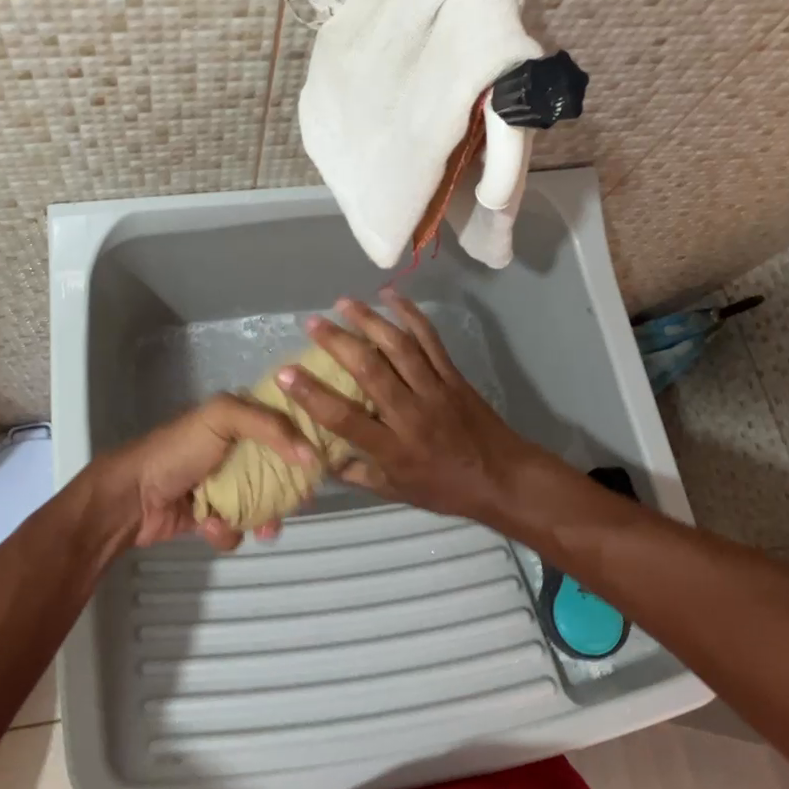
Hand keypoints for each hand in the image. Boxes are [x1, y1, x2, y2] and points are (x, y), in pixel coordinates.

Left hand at [93, 394, 317, 551]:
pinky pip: (235, 529)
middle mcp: (234, 450)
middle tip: (300, 503)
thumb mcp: (222, 418)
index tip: (326, 462)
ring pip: (262, 505)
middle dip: (290, 491)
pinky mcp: (210, 517)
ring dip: (264, 519)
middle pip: (279, 470)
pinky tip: (209, 527)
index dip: (306, 442)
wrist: (131, 497)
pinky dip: (227, 532)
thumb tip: (311, 455)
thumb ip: (270, 427)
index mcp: (238, 420)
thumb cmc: (177, 450)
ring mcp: (223, 486)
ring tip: (262, 530)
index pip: (283, 426)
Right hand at [275, 290, 551, 522]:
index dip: (312, 396)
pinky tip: (391, 296)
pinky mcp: (453, 375)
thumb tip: (320, 458)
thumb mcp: (397, 492)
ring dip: (370, 321)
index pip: (345, 419)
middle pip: (371, 371)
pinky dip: (411, 314)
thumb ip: (357, 474)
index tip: (285, 373)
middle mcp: (411, 414)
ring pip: (399, 347)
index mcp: (394, 449)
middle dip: (338, 343)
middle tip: (311, 323)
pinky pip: (430, 340)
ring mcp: (435, 389)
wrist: (504, 478)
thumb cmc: (446, 489)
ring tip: (343, 303)